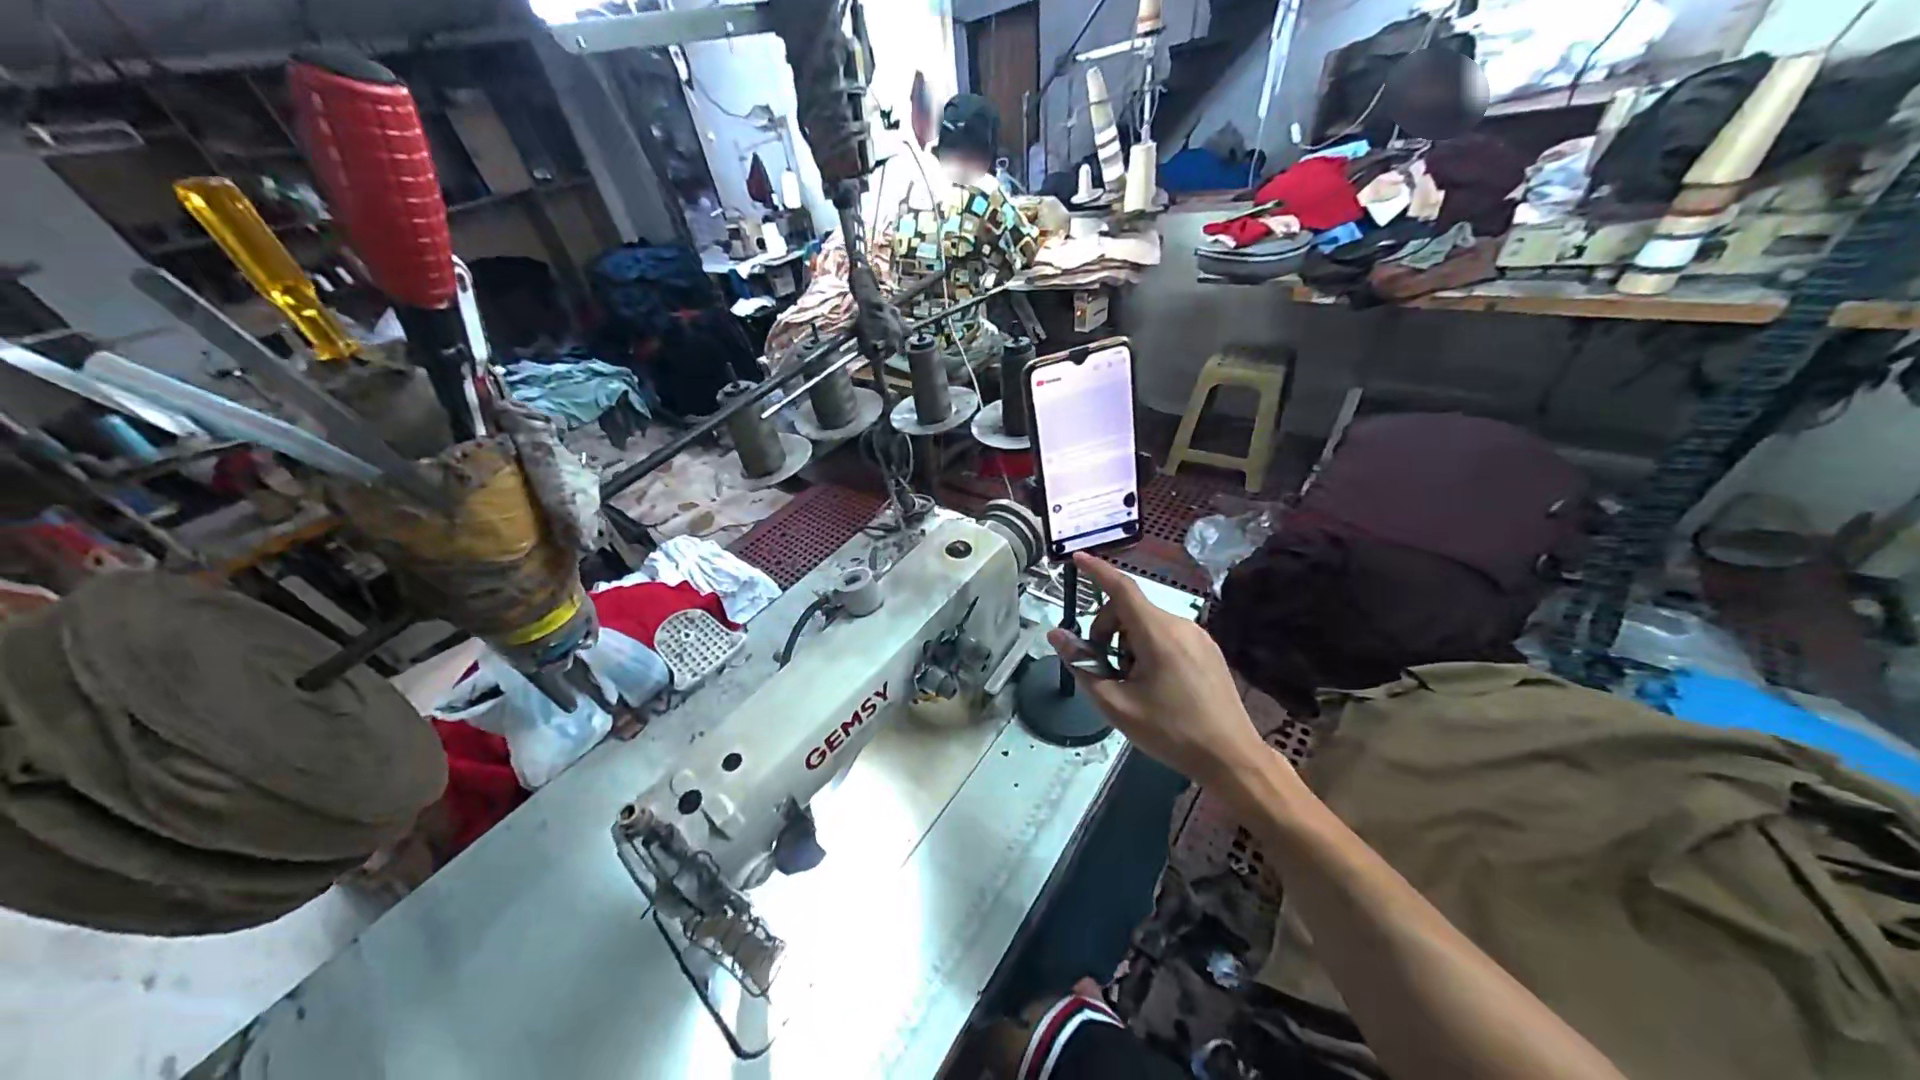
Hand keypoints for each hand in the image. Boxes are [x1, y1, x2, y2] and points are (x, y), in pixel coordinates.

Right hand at [1048, 553, 1276, 791]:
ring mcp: (1198, 636)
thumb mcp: (1116, 703)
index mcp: (1157, 634)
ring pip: (1147, 624)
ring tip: (1131, 684)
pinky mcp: (1207, 649)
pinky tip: (1153, 684)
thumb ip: (1083, 665)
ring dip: (1127, 643)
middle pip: (1129, 610)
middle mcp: (1180, 625)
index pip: (1121, 588)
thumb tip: (1057, 635)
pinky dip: (1147, 648)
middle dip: (1106, 630)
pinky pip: (1167, 635)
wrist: (1230, 757)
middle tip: (1103, 668)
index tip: (1076, 557)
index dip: (1096, 571)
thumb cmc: (1170, 732)